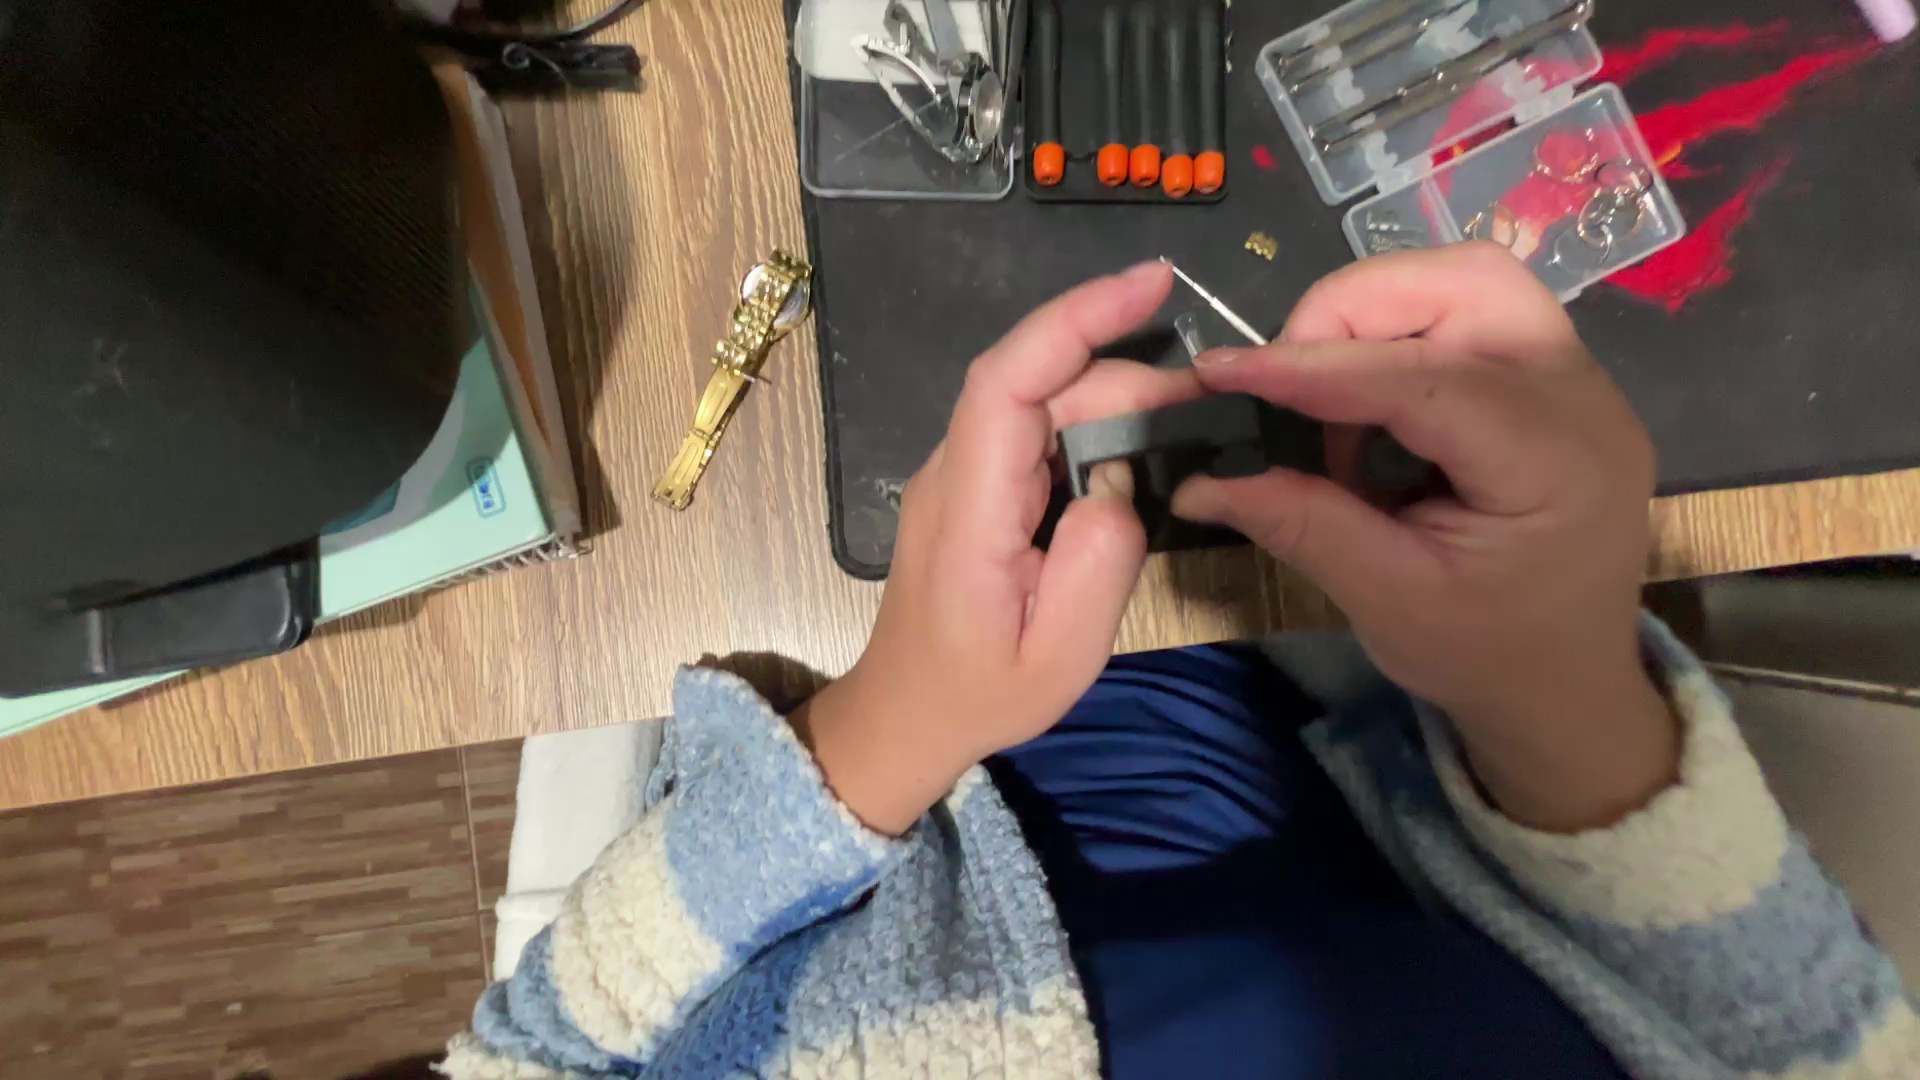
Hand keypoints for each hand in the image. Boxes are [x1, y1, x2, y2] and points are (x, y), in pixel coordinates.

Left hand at [793, 262, 1196, 834]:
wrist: (908, 712)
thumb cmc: (978, 694)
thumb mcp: (1060, 653)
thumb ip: (1100, 560)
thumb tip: (1117, 479)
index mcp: (967, 509)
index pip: (1008, 382)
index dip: (1074, 319)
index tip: (1150, 282)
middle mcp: (953, 473)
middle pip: (1037, 388)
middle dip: (1125, 379)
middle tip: (1205, 408)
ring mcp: (958, 478)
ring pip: (1039, 407)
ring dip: (1113, 405)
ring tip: (1182, 430)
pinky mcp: (972, 491)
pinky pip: (1033, 437)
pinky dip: (1089, 429)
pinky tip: (1131, 450)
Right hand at [1173, 245, 1676, 831]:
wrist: (1560, 682)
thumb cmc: (1483, 652)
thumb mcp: (1383, 599)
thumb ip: (1298, 525)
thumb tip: (1197, 481)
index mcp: (1556, 463)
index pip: (1424, 379)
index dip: (1312, 368)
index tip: (1220, 373)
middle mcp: (1578, 395)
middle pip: (1464, 283)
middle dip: (1350, 312)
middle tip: (1280, 377)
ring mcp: (1568, 380)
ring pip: (1461, 285)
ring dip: (1366, 321)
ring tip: (1315, 396)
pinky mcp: (1538, 384)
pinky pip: (1457, 320)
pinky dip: (1385, 343)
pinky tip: (1356, 411)